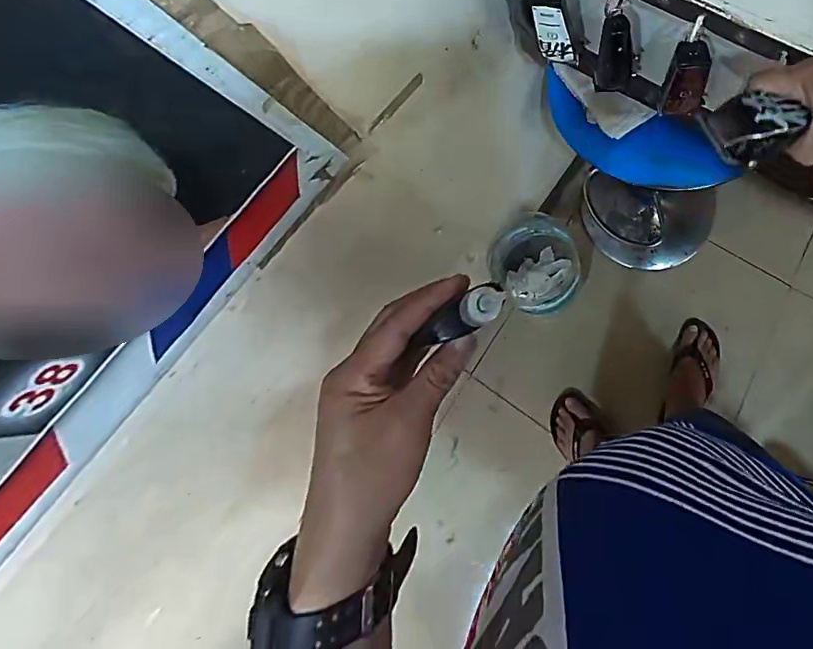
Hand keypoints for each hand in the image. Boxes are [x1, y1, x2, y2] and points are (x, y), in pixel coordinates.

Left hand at [290, 275, 477, 610]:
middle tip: (464, 290)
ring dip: (427, 325)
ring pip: (396, 344)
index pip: (395, 324)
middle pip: (391, 326)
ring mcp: (361, 389)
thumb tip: (466, 337)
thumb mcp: (411, 420)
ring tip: (461, 309)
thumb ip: (438, 374)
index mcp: (352, 374)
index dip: (429, 299)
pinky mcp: (372, 403)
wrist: (346, 530)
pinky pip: (400, 364)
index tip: (461, 282)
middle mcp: (352, 374)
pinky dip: (423, 349)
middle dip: (427, 304)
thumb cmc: (374, 474)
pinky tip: (445, 343)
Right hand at [747, 53, 812, 163]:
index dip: (749, 105)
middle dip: (779, 111)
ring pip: (807, 85)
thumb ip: (800, 150)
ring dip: (805, 108)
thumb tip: (791, 152)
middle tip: (785, 136)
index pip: (759, 82)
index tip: (753, 129)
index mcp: (804, 73)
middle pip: (782, 83)